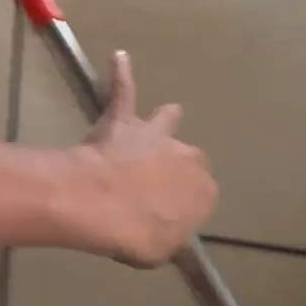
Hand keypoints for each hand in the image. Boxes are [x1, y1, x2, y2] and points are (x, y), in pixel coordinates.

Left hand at [52, 50, 217, 265]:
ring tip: (167, 113)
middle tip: (154, 179)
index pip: (200, 193)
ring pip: (164, 121)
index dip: (182, 200)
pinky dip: (120, 73)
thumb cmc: (136, 234)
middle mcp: (185, 155)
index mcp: (203, 191)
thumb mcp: (163, 249)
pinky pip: (123, 89)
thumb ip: (168, 232)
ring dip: (163, 121)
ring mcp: (153, 133)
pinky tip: (119, 56)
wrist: (102, 202)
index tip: (167, 209)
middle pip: (185, 157)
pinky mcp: (123, 118)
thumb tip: (161, 228)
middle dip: (173, 165)